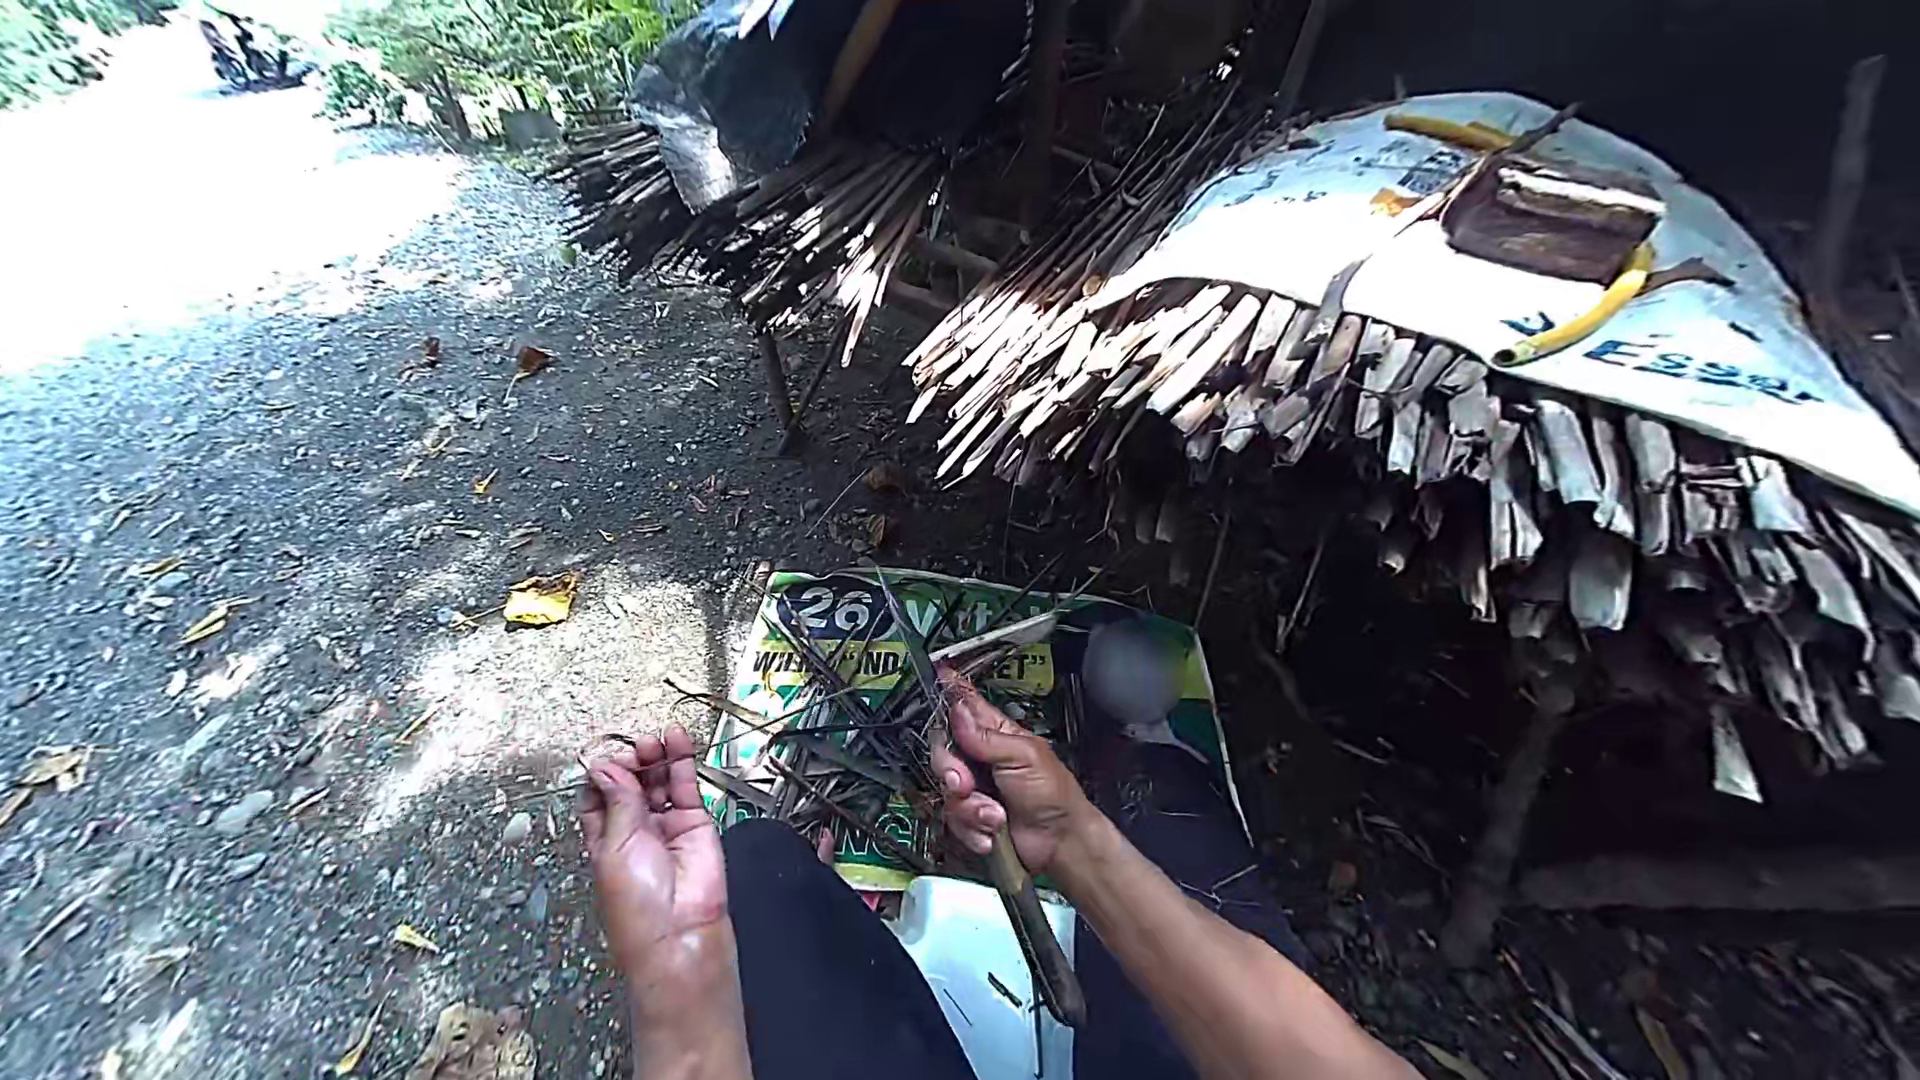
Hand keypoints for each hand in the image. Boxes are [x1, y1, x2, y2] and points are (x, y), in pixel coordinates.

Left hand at [580, 725, 726, 978]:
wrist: (680, 928)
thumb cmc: (637, 906)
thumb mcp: (616, 848)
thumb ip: (618, 802)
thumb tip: (607, 767)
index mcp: (605, 838)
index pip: (601, 795)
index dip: (605, 773)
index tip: (608, 757)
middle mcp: (635, 827)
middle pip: (632, 782)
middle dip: (632, 761)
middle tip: (635, 749)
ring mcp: (665, 821)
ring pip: (659, 779)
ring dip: (656, 756)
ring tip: (655, 741)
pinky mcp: (694, 817)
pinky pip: (685, 783)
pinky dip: (682, 760)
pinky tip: (676, 741)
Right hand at [931, 668, 1098, 875]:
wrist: (1059, 841)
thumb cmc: (1054, 793)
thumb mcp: (1025, 756)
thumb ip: (987, 737)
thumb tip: (959, 713)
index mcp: (996, 733)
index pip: (966, 704)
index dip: (950, 690)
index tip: (937, 675)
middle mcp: (979, 756)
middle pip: (943, 750)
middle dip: (951, 771)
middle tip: (964, 782)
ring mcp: (974, 786)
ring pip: (946, 789)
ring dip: (970, 808)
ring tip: (995, 815)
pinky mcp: (970, 815)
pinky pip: (953, 818)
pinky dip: (973, 828)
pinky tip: (993, 829)